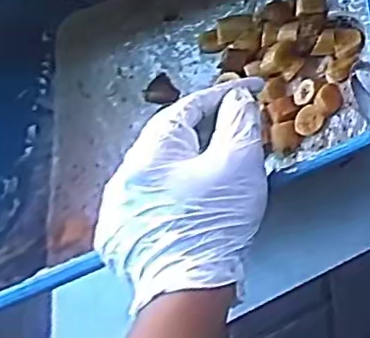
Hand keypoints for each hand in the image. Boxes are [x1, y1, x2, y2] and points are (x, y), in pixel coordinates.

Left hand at [96, 78, 267, 314]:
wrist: (191, 281)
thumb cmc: (217, 215)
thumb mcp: (240, 157)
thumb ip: (238, 119)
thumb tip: (237, 98)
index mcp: (148, 159)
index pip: (184, 108)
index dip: (221, 92)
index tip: (251, 87)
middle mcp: (123, 180)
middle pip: (168, 134)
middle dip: (206, 119)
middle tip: (240, 112)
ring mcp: (118, 208)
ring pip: (161, 161)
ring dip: (193, 146)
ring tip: (225, 143)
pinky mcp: (123, 229)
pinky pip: (154, 185)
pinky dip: (180, 172)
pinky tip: (201, 178)